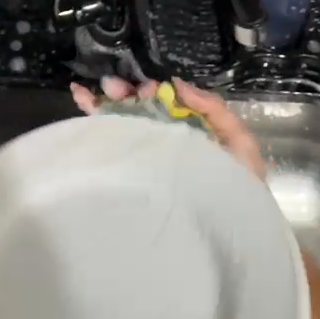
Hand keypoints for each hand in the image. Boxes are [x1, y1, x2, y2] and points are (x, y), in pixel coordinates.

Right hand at [69, 76, 265, 178]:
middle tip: (121, 87)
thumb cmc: (236, 188)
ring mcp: (142, 152)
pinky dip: (91, 109)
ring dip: (110, 96)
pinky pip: (105, 135)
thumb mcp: (239, 145)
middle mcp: (161, 139)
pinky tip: (79, 92)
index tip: (149, 88)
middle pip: (138, 106)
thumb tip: (177, 83)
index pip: (165, 102)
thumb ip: (214, 110)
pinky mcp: (127, 167)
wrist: (223, 235)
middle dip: (128, 90)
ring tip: (108, 88)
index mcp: (187, 131)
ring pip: (120, 116)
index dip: (154, 89)